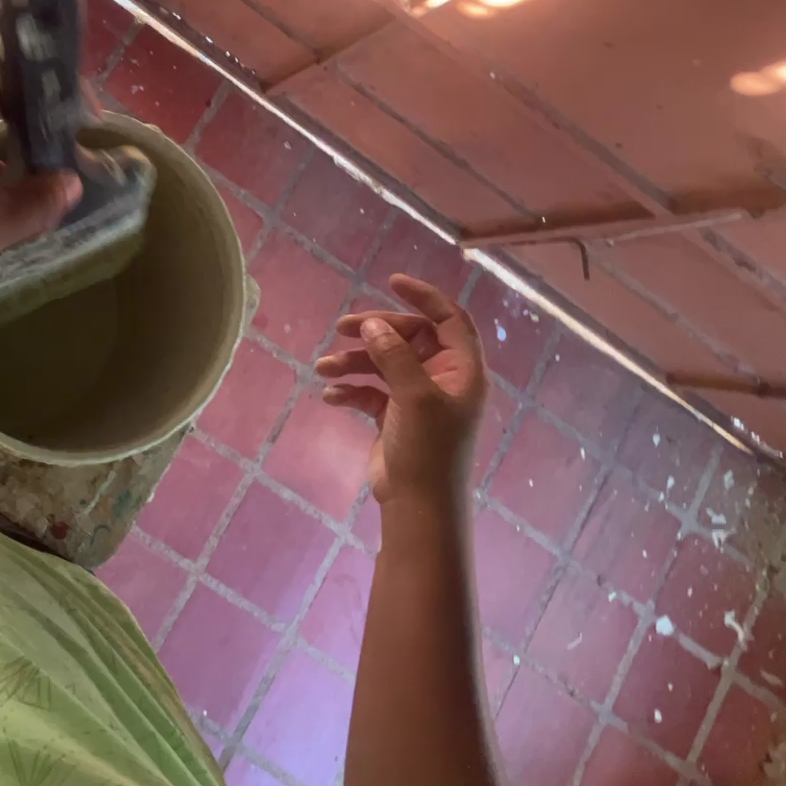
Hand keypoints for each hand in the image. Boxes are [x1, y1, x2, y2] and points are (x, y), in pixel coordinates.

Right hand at [314, 275, 486, 503]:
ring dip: (353, 361)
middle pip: (407, 338)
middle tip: (342, 328)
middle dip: (374, 331)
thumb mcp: (415, 397)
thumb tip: (375, 325)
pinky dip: (349, 389)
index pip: (448, 319)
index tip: (391, 281)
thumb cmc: (429, 449)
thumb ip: (395, 356)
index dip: (423, 297)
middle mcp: (441, 378)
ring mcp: (415, 397)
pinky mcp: (393, 415)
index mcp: (462, 370)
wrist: (418, 504)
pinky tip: (331, 397)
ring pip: (382, 363)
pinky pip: (368, 389)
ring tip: (324, 368)